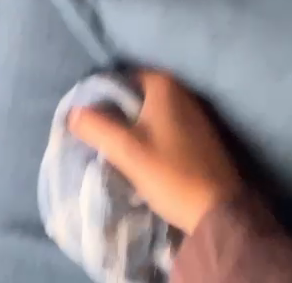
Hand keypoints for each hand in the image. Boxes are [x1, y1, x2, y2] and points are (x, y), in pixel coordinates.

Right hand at [68, 71, 247, 234]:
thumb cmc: (171, 173)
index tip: (86, 116)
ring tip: (114, 145)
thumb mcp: (126, 150)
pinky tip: (140, 154)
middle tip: (96, 132)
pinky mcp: (200, 136)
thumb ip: (94, 126)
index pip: (118, 77)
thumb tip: (72, 113)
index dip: (99, 96)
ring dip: (131, 125)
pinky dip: (149, 134)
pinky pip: (164, 125)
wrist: (219, 214)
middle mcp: (180, 90)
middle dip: (114, 111)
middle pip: (133, 94)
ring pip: (149, 112)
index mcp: (163, 83)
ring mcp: (194, 113)